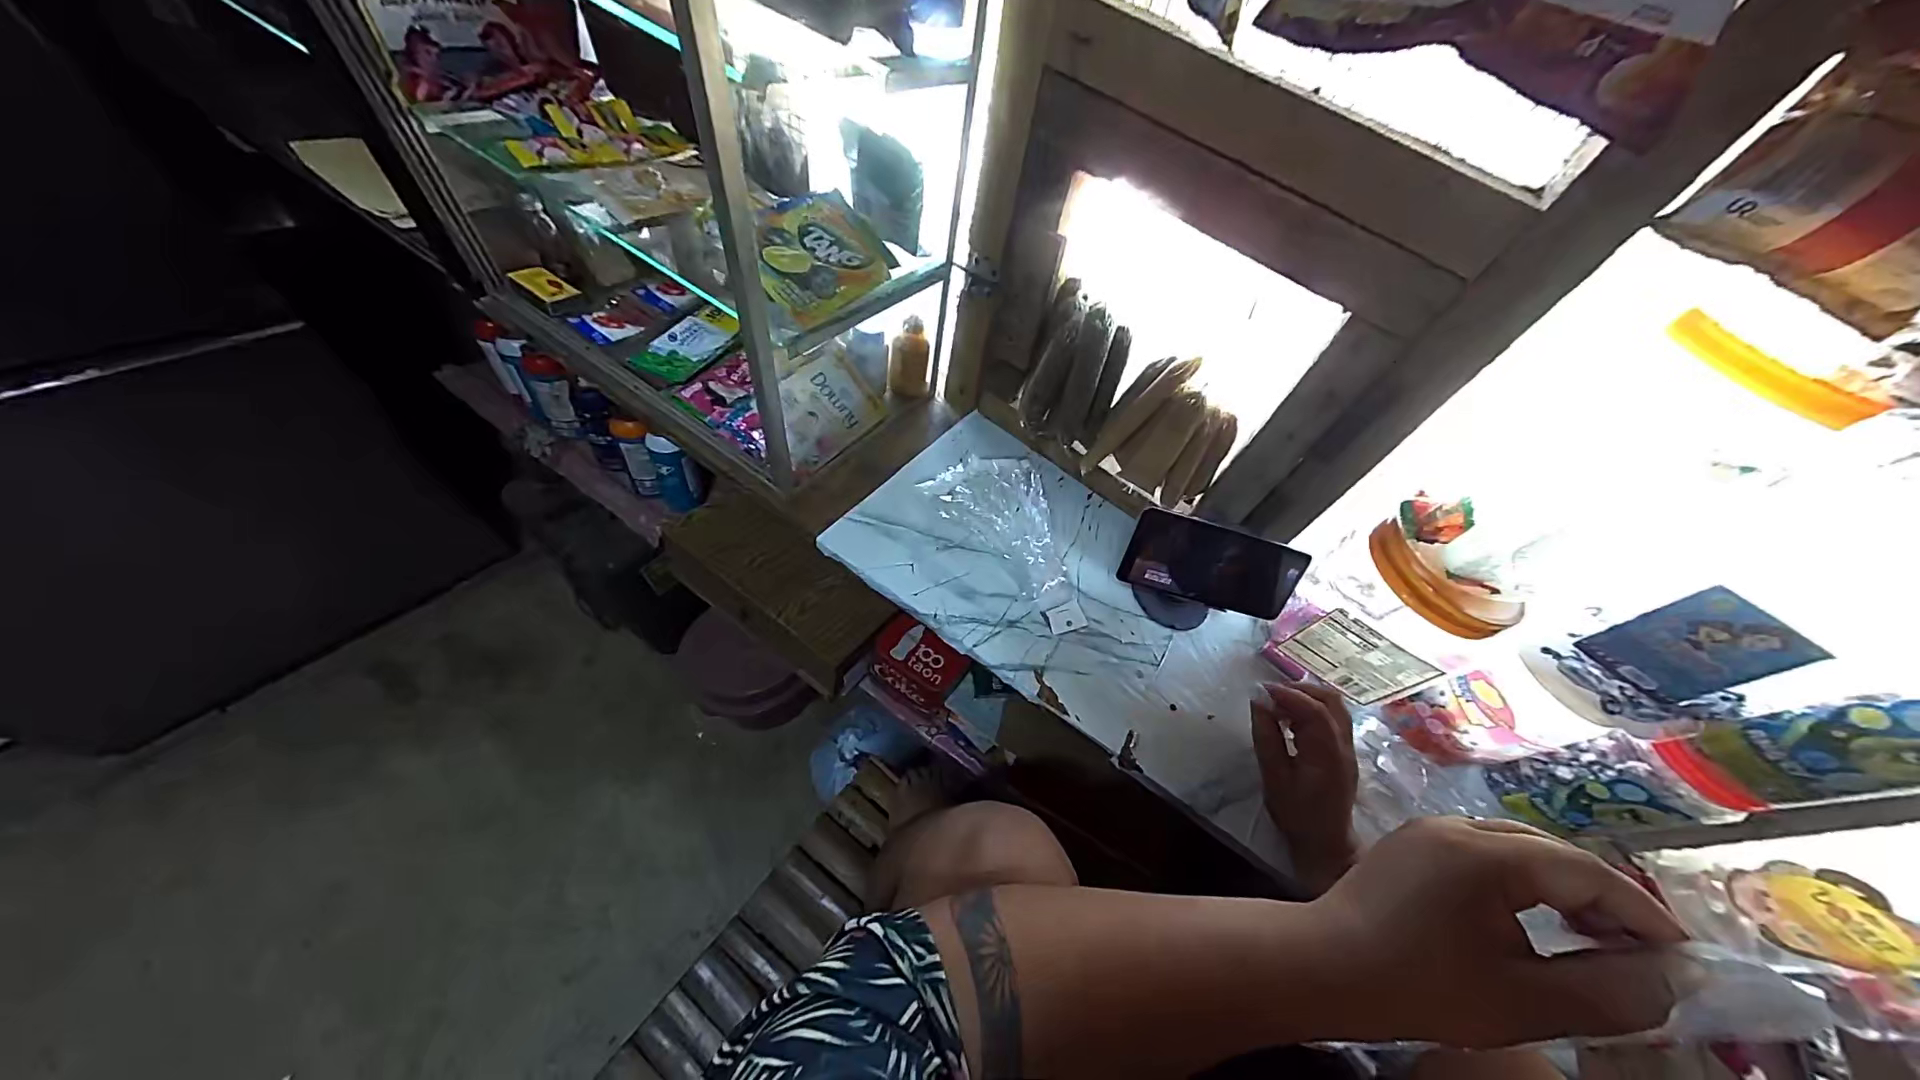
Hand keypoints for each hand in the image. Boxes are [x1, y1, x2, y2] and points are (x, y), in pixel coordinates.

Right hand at [1252, 680, 1357, 894]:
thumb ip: (1266, 736)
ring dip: (1307, 698)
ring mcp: (1348, 748)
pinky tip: (1292, 720)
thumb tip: (1258, 703)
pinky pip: (1333, 719)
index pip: (1313, 709)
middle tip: (1270, 695)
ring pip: (1335, 707)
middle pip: (1330, 701)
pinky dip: (1312, 709)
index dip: (1287, 694)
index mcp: (1327, 752)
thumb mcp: (1273, 775)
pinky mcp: (1344, 753)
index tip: (1261, 691)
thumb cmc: (1295, 813)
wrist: (1325, 843)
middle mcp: (1343, 745)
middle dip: (1299, 690)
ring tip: (1279, 705)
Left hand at [1306, 817, 1686, 1047]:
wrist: (1326, 965)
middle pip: (1551, 853)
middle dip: (1606, 902)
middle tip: (1646, 960)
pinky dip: (1518, 883)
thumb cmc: (1422, 985)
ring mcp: (1425, 831)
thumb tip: (1673, 976)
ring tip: (1597, 945)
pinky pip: (1480, 854)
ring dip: (1562, 890)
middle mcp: (1452, 826)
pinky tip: (1532, 923)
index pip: (1586, 871)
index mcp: (1482, 852)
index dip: (1645, 916)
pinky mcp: (1409, 846)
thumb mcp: (1528, 1001)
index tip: (1686, 964)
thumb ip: (1611, 990)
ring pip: (1515, 850)